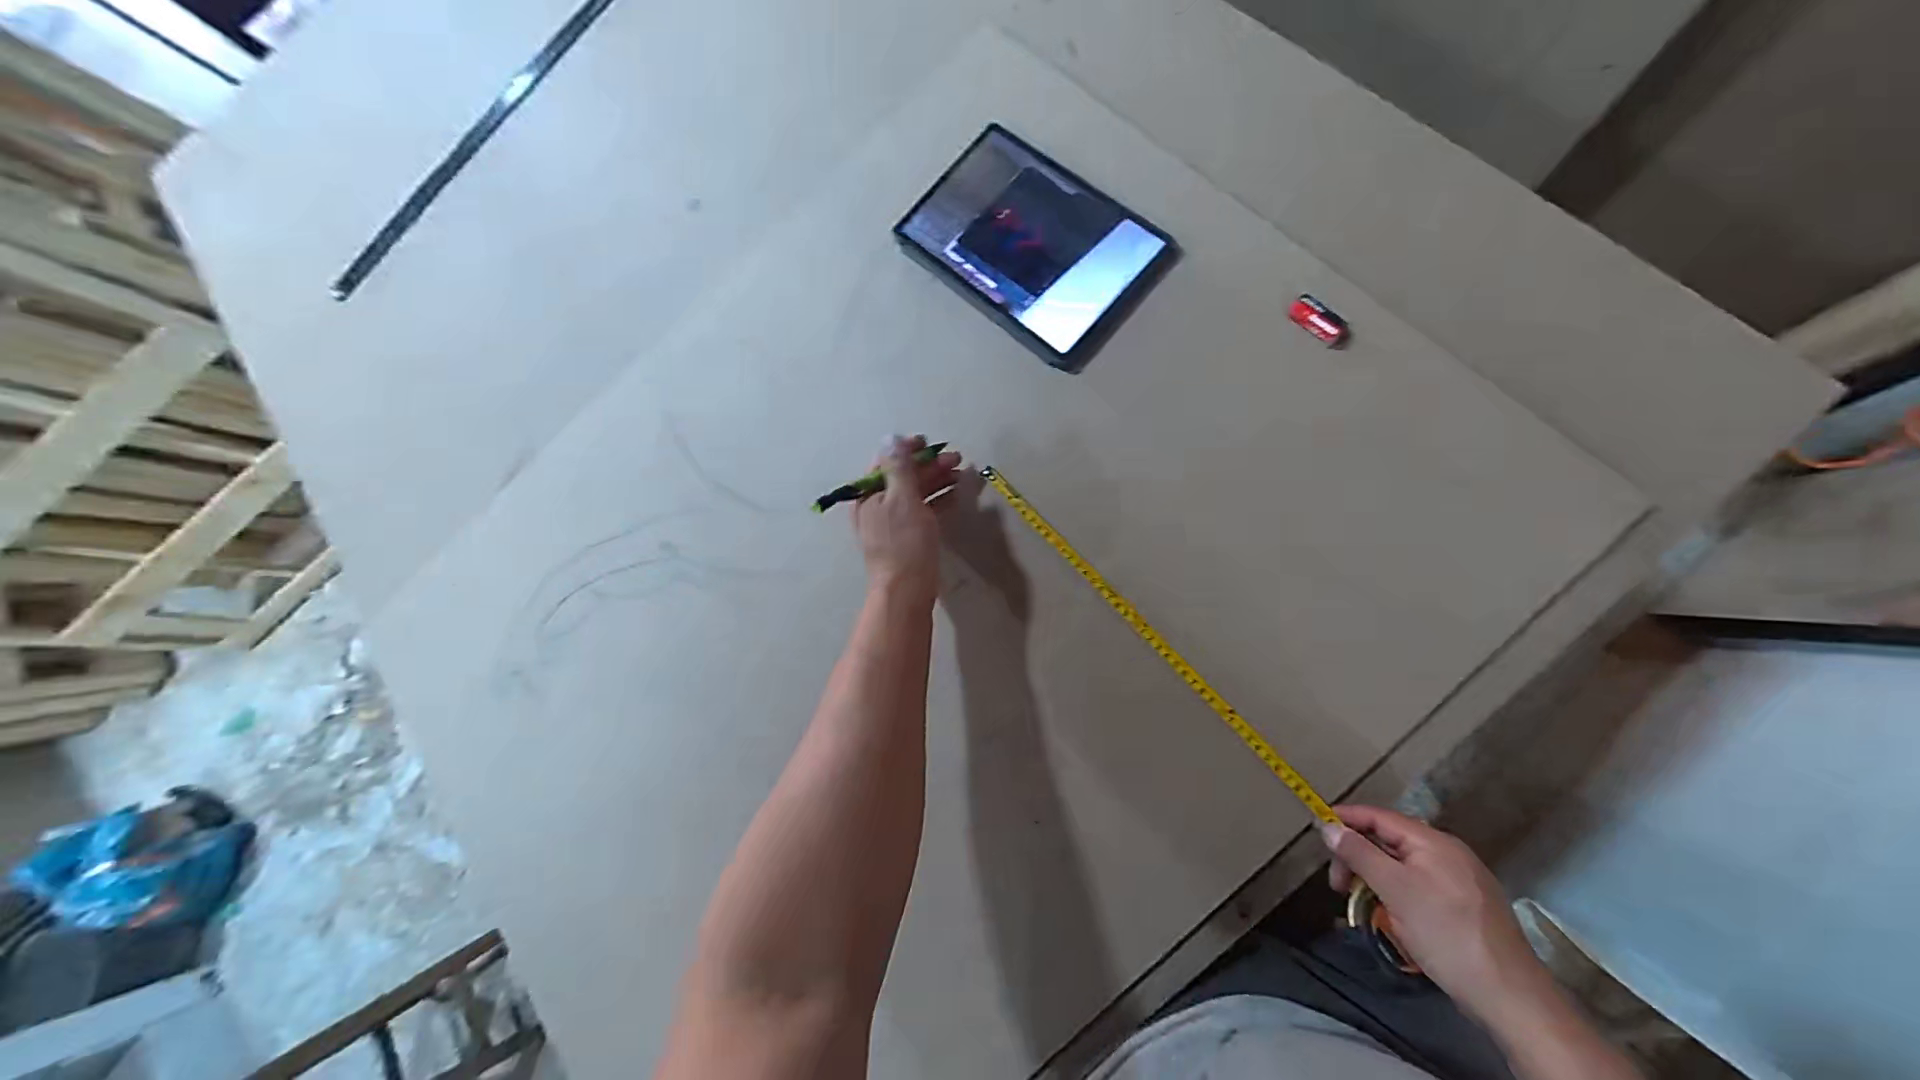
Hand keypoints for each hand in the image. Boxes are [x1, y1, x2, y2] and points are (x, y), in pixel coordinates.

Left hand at [850, 436, 961, 602]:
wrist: (906, 591)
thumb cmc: (904, 544)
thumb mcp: (903, 500)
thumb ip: (899, 468)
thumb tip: (890, 438)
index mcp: (868, 495)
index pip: (886, 462)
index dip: (907, 449)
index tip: (929, 443)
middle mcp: (877, 506)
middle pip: (903, 477)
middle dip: (929, 465)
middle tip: (956, 458)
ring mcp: (893, 523)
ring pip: (915, 493)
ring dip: (937, 480)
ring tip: (961, 473)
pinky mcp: (908, 537)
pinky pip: (923, 510)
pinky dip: (938, 500)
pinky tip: (956, 495)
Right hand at [1321, 805, 1553, 1025]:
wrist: (1509, 996)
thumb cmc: (1445, 933)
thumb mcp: (1394, 890)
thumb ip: (1359, 853)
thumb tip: (1328, 826)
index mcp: (1433, 842)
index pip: (1378, 816)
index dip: (1344, 818)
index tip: (1316, 830)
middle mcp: (1449, 853)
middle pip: (1389, 840)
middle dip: (1358, 855)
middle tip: (1336, 883)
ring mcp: (1460, 880)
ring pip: (1403, 864)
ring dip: (1374, 876)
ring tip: (1360, 902)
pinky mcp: (1466, 906)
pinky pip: (1419, 884)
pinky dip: (1395, 890)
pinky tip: (1390, 912)